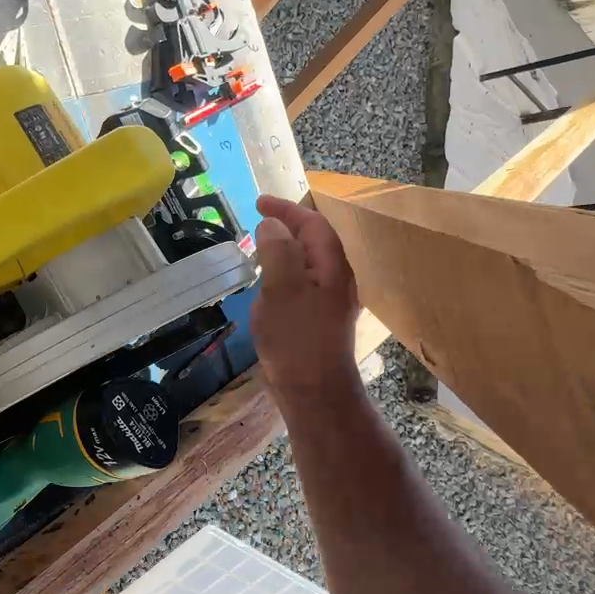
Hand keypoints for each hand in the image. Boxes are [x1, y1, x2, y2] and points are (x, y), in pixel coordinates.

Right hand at [250, 194, 360, 405]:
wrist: (314, 390)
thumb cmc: (296, 337)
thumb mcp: (282, 289)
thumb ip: (278, 251)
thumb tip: (272, 225)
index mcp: (331, 267)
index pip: (313, 224)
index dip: (287, 209)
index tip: (259, 202)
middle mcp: (336, 279)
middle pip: (315, 240)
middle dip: (289, 225)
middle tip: (258, 219)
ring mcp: (329, 300)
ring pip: (309, 261)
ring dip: (286, 247)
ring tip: (260, 244)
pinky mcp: (318, 318)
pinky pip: (302, 280)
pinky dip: (285, 269)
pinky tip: (269, 283)